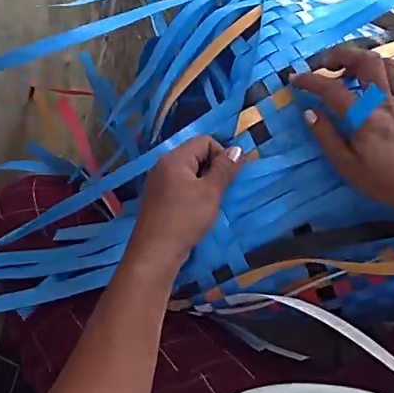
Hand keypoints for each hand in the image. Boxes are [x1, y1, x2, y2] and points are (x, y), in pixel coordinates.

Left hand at [128, 136, 241, 265]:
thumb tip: (237, 149)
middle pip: (195, 154)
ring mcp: (158, 183)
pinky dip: (192, 193)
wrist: (155, 252)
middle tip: (220, 191)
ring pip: (188, 172)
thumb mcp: (210, 192)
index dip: (221, 154)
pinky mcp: (157, 199)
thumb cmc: (185, 218)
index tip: (227, 177)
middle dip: (212, 169)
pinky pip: (179, 186)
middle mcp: (163, 165)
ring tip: (210, 203)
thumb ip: (224, 169)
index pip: (204, 141)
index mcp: (174, 158)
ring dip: (203, 183)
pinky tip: (197, 211)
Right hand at [292, 47, 393, 219]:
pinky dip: (378, 69)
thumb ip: (326, 136)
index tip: (294, 79)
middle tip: (322, 64)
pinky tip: (367, 81)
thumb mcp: (346, 164)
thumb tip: (309, 112)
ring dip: (362, 59)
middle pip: (365, 61)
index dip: (310, 80)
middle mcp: (383, 102)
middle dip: (340, 55)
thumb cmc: (381, 180)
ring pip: (384, 62)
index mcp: (364, 117)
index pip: (332, 89)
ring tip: (345, 69)